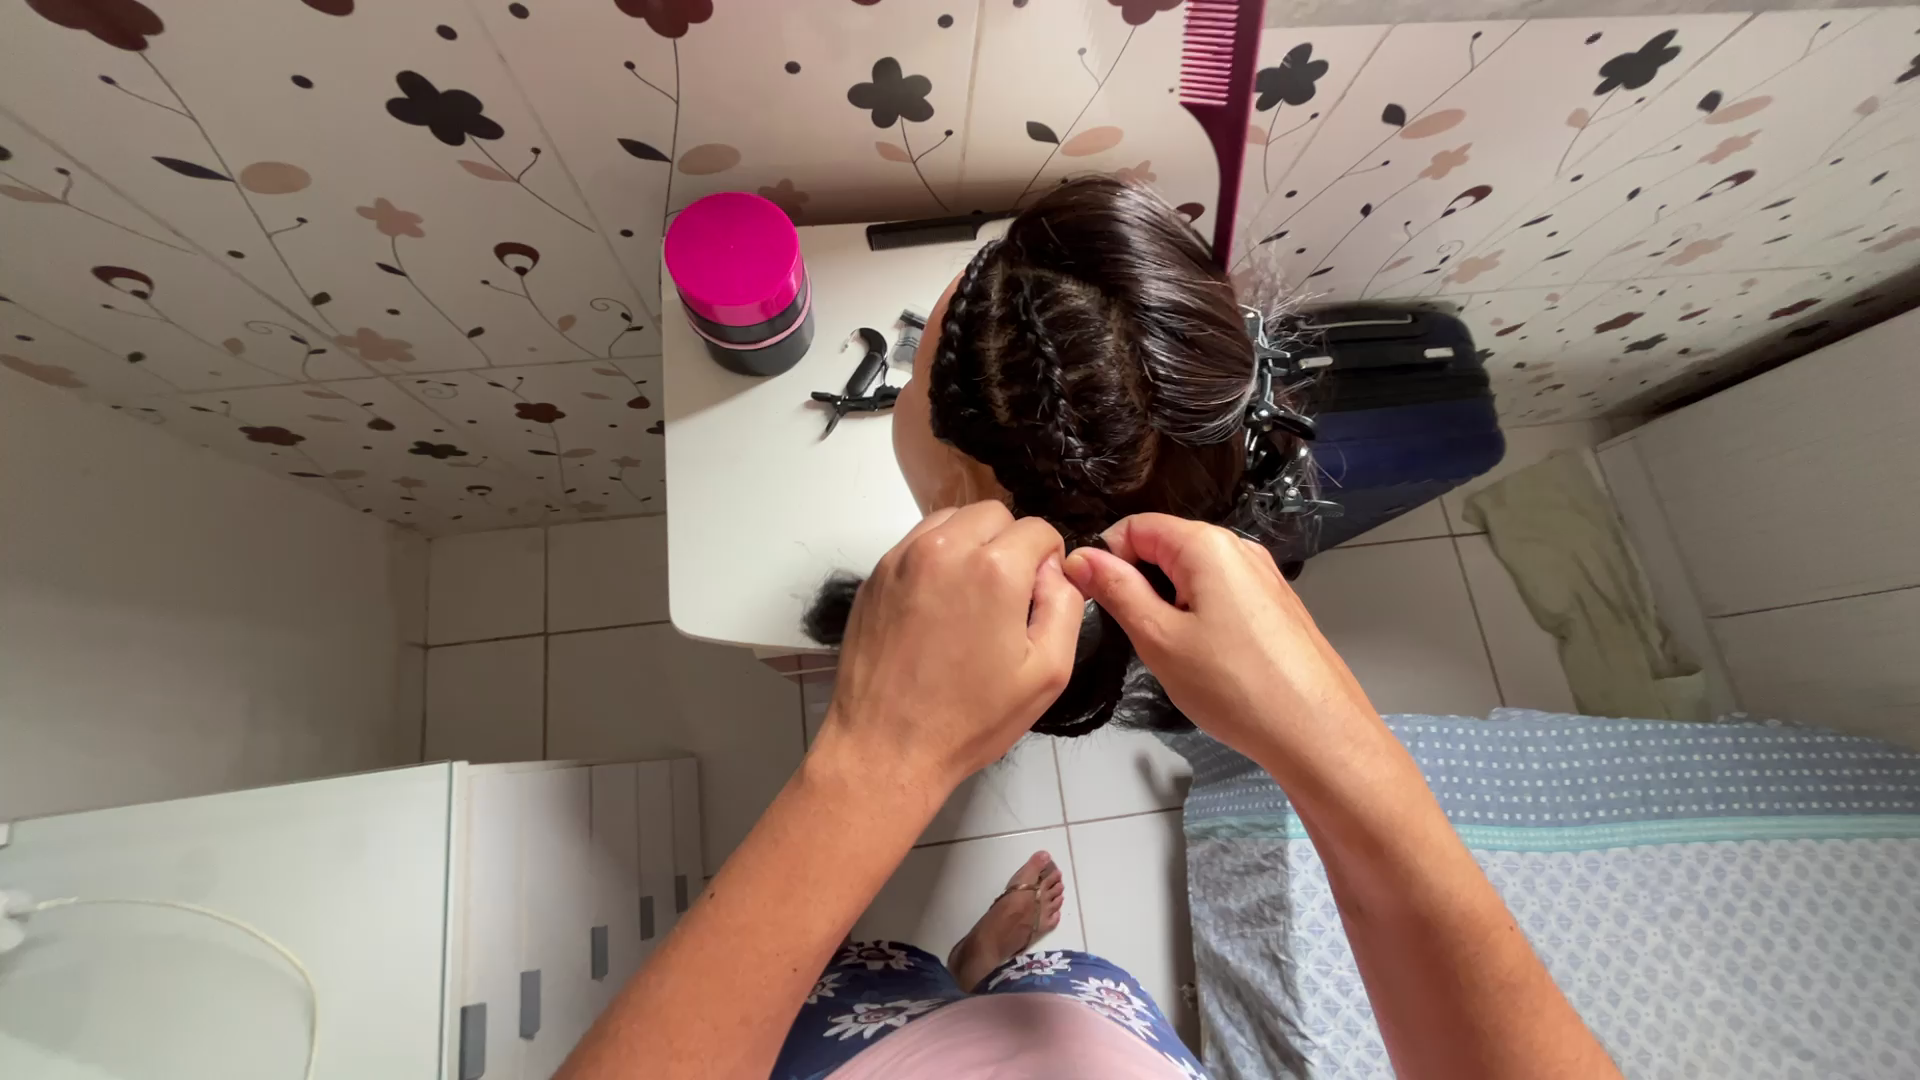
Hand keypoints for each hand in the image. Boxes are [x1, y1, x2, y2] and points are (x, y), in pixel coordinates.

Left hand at [816, 502, 1083, 793]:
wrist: (885, 746)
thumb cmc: (970, 718)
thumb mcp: (1048, 671)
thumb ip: (1065, 605)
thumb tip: (1055, 571)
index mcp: (994, 569)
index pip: (1038, 529)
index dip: (1048, 560)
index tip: (1039, 595)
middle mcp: (945, 548)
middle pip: (994, 513)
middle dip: (1011, 543)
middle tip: (1008, 594)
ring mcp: (903, 557)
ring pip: (953, 519)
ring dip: (972, 543)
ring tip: (972, 595)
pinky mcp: (876, 573)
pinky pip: (918, 541)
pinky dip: (937, 556)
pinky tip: (938, 603)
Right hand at [1062, 513, 1379, 770]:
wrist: (1319, 735)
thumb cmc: (1235, 686)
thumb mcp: (1158, 638)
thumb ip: (1115, 590)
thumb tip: (1079, 557)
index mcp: (1207, 544)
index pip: (1135, 526)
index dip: (1104, 557)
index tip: (1091, 598)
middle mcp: (1238, 548)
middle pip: (1164, 545)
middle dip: (1134, 580)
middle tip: (1129, 632)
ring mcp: (1262, 576)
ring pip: (1190, 573)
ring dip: (1164, 601)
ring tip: (1166, 649)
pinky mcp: (1274, 604)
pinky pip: (1218, 593)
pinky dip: (1195, 614)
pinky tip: (1201, 656)